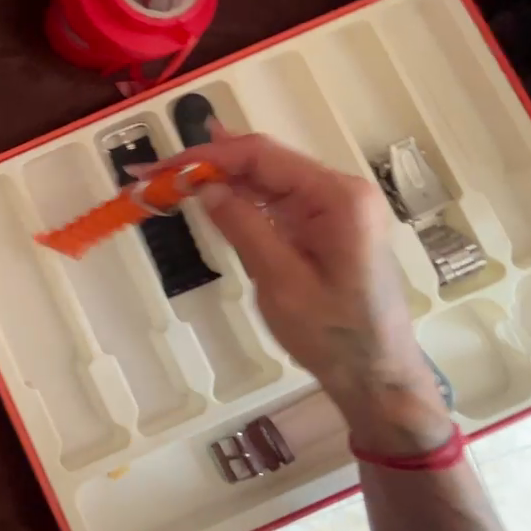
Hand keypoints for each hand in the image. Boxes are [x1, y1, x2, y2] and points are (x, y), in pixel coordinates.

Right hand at [144, 129, 452, 454]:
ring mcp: (333, 208)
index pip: (261, 157)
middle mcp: (340, 191)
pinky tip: (210, 191)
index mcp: (338, 197)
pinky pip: (274, 200)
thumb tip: (203, 186)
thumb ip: (243, 226)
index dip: (206, 157)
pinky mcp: (323, 226)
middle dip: (207, 163)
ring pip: (265, 178)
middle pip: (263, 161)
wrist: (377, 374)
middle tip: (154, 174)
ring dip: (218, 178)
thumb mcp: (280, 281)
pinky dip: (238, 197)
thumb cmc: (334, 333)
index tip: (160, 169)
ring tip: (170, 178)